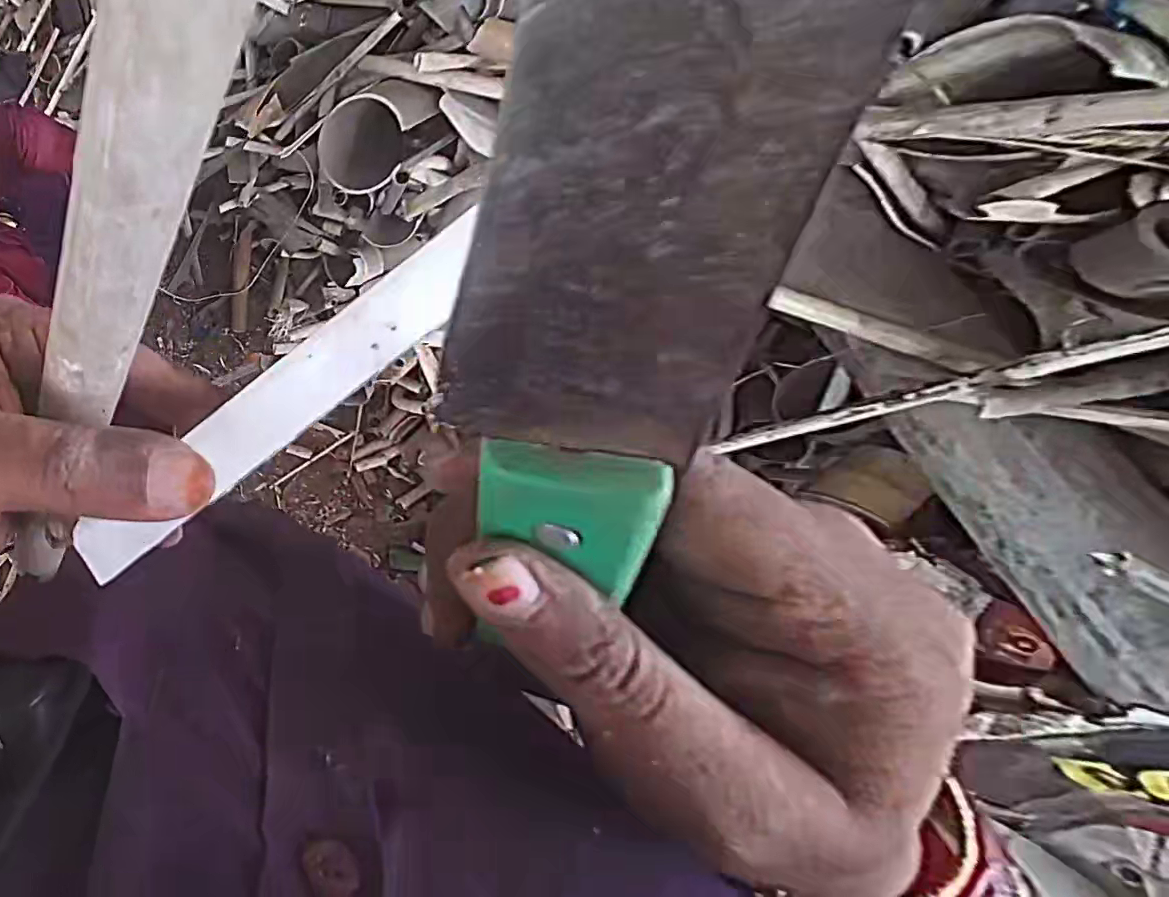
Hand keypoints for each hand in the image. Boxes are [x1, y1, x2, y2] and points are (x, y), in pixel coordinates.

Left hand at [0, 295, 217, 629]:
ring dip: (149, 488)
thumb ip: (72, 466)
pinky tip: (141, 538)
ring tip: (174, 522)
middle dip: (164, 446)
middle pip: (133, 400)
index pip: (114, 348)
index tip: (222, 428)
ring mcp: (54, 429)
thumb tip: (185, 475)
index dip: (169, 387)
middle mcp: (45, 372)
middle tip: (205, 487)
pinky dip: (130, 516)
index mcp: (20, 335)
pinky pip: (116, 491)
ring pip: (132, 449)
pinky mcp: (59, 480)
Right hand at [424, 453, 972, 896]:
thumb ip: (609, 676)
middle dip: (511, 515)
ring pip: (586, 490)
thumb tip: (494, 569)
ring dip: (507, 538)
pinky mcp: (688, 540)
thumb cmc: (793, 833)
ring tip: (470, 612)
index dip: (563, 466)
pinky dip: (526, 550)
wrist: (817, 841)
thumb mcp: (714, 797)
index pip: (686, 480)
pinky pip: (585, 515)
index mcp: (854, 607)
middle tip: (454, 591)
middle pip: (616, 475)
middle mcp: (803, 544)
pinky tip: (511, 604)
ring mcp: (741, 535)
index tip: (462, 484)